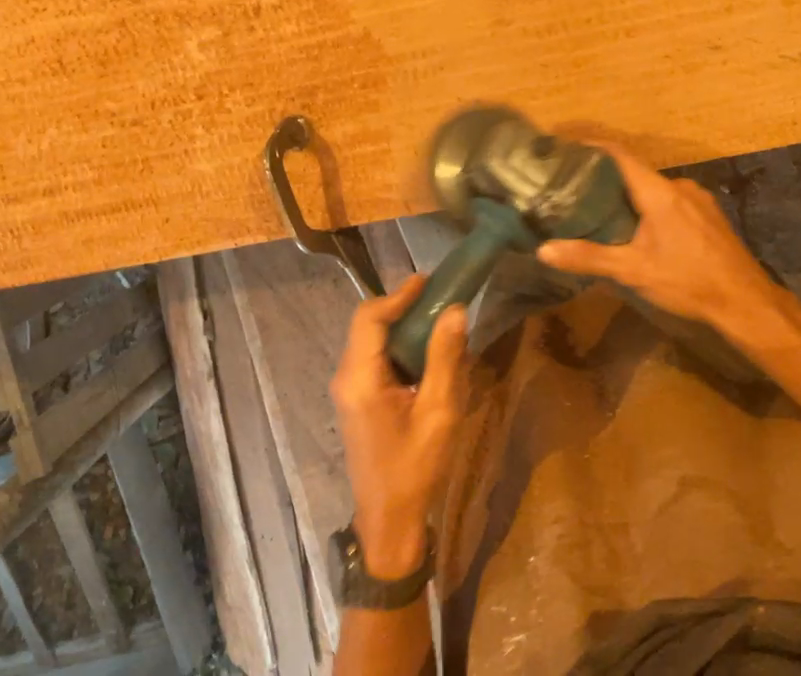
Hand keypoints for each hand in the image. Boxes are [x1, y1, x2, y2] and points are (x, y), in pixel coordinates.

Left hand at [330, 275, 468, 578]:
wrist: (389, 521)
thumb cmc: (415, 468)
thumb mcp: (439, 412)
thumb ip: (444, 358)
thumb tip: (454, 310)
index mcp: (360, 378)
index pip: (370, 317)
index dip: (398, 294)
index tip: (429, 279)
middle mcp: (346, 377)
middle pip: (367, 325)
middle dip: (401, 307)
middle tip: (439, 297)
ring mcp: (349, 391)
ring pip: (370, 342)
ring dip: (400, 327)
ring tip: (438, 320)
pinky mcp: (357, 401)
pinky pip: (374, 360)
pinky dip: (398, 348)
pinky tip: (426, 353)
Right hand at [537, 143, 792, 341]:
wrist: (745, 301)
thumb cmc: (687, 281)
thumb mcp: (632, 271)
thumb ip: (588, 257)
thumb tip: (543, 250)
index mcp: (659, 192)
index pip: (619, 155)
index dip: (591, 148)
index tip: (565, 149)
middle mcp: (679, 187)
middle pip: (635, 172)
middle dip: (604, 178)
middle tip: (575, 188)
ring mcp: (698, 200)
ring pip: (653, 189)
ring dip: (629, 196)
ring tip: (601, 210)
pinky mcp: (709, 216)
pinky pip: (671, 202)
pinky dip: (649, 207)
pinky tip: (639, 229)